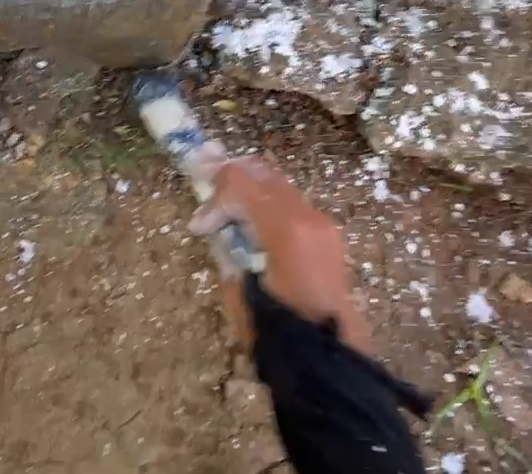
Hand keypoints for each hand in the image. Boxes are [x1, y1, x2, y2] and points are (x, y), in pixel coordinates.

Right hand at [190, 157, 369, 352]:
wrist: (331, 359)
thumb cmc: (280, 331)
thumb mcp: (239, 290)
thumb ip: (226, 248)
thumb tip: (216, 228)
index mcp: (286, 229)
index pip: (242, 182)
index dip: (215, 198)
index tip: (200, 226)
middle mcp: (308, 216)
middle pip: (262, 173)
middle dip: (230, 183)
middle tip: (207, 200)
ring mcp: (323, 222)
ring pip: (280, 185)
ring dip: (251, 192)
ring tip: (228, 214)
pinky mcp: (329, 233)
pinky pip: (293, 204)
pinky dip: (268, 206)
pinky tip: (253, 227)